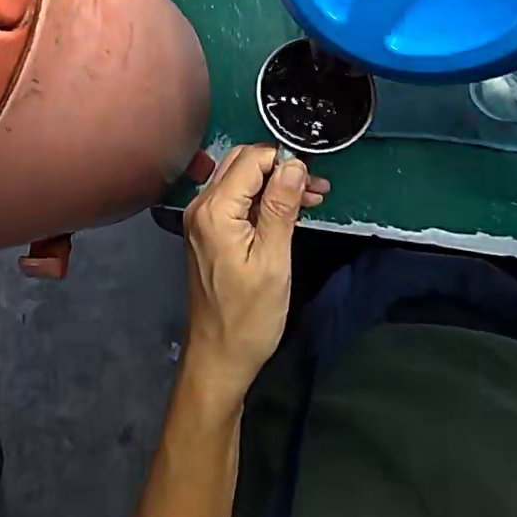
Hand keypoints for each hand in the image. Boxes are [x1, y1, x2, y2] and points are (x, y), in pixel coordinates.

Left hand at [181, 146, 328, 396]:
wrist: (219, 357)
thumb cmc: (249, 316)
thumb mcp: (273, 259)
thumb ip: (281, 206)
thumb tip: (294, 164)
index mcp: (215, 210)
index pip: (251, 159)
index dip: (284, 161)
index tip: (313, 178)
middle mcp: (201, 206)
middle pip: (242, 161)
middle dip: (280, 167)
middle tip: (315, 187)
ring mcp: (202, 218)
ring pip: (240, 178)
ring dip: (274, 181)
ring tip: (312, 196)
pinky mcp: (208, 230)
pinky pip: (236, 198)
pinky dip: (262, 198)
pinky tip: (289, 209)